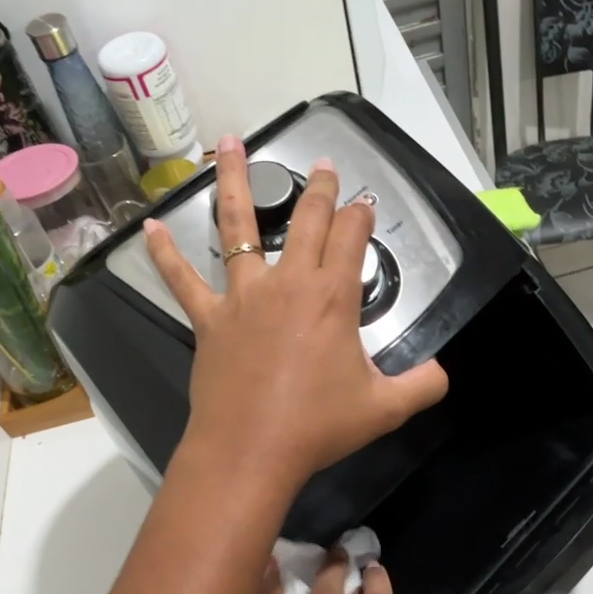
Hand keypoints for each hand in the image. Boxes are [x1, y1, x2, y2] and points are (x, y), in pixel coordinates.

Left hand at [144, 136, 447, 493]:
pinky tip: (149, 228)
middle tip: (323, 166)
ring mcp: (242, 296)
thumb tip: (443, 375)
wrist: (251, 450)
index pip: (350, 238)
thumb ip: (422, 386)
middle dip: (319, 189)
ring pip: (237, 228)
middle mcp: (288, 283)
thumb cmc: (318, 427)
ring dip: (233, 182)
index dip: (360, 216)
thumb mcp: (384, 409)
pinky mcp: (208, 319)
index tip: (364, 205)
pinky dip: (166, 254)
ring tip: (229, 143)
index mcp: (332, 297)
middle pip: (306, 221)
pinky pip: (183, 280)